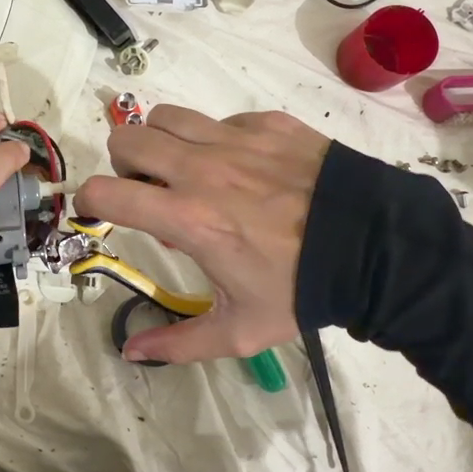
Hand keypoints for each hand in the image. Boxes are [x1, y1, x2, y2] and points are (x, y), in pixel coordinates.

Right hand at [75, 107, 329, 363]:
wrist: (384, 250)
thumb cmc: (304, 290)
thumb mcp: (239, 329)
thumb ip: (178, 343)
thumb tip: (130, 354)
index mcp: (188, 218)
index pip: (105, 191)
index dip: (88, 201)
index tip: (97, 213)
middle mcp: (202, 169)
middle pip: (126, 139)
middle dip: (122, 165)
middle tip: (145, 191)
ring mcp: (237, 140)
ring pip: (165, 117)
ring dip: (160, 142)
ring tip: (182, 170)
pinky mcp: (269, 124)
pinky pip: (219, 119)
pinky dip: (213, 139)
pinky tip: (238, 167)